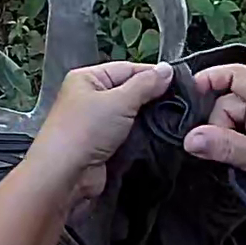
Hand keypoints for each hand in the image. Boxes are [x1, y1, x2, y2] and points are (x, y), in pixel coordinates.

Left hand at [22, 61, 174, 204]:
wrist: (65, 176)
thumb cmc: (84, 131)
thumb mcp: (119, 101)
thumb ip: (146, 84)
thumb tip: (167, 69)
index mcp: (87, 79)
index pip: (127, 69)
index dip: (152, 74)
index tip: (179, 81)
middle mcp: (90, 98)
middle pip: (129, 91)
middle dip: (152, 97)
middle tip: (180, 102)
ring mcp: (96, 123)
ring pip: (130, 115)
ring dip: (148, 119)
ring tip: (175, 119)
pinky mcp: (103, 145)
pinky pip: (128, 134)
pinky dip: (142, 135)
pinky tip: (160, 136)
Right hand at [181, 64, 245, 214]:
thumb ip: (225, 147)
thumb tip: (189, 139)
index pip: (235, 74)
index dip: (210, 79)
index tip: (187, 96)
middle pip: (227, 101)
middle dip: (218, 124)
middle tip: (221, 149)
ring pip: (231, 121)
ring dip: (227, 139)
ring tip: (239, 160)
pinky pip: (239, 134)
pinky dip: (234, 146)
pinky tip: (239, 160)